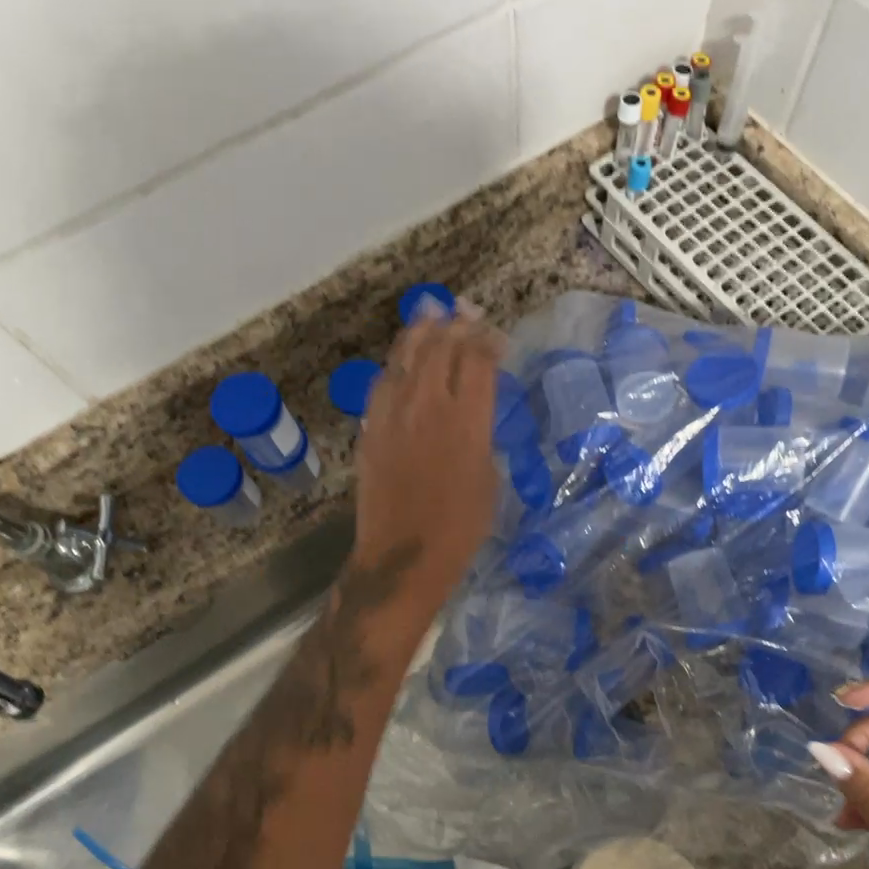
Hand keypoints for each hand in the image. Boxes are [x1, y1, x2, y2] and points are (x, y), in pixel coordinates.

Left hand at [349, 306, 502, 621]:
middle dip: (457, 324)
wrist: (404, 555)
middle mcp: (428, 406)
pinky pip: (383, 383)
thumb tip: (473, 412)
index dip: (488, 340)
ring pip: (406, 357)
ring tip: (432, 314)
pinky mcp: (371, 428)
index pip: (477, 360)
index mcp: (466, 419)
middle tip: (466, 312)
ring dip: (422, 332)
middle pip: (441, 347)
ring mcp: (393, 414)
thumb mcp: (489, 478)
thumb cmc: (461, 528)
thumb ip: (481, 434)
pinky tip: (403, 362)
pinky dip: (397, 365)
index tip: (497, 337)